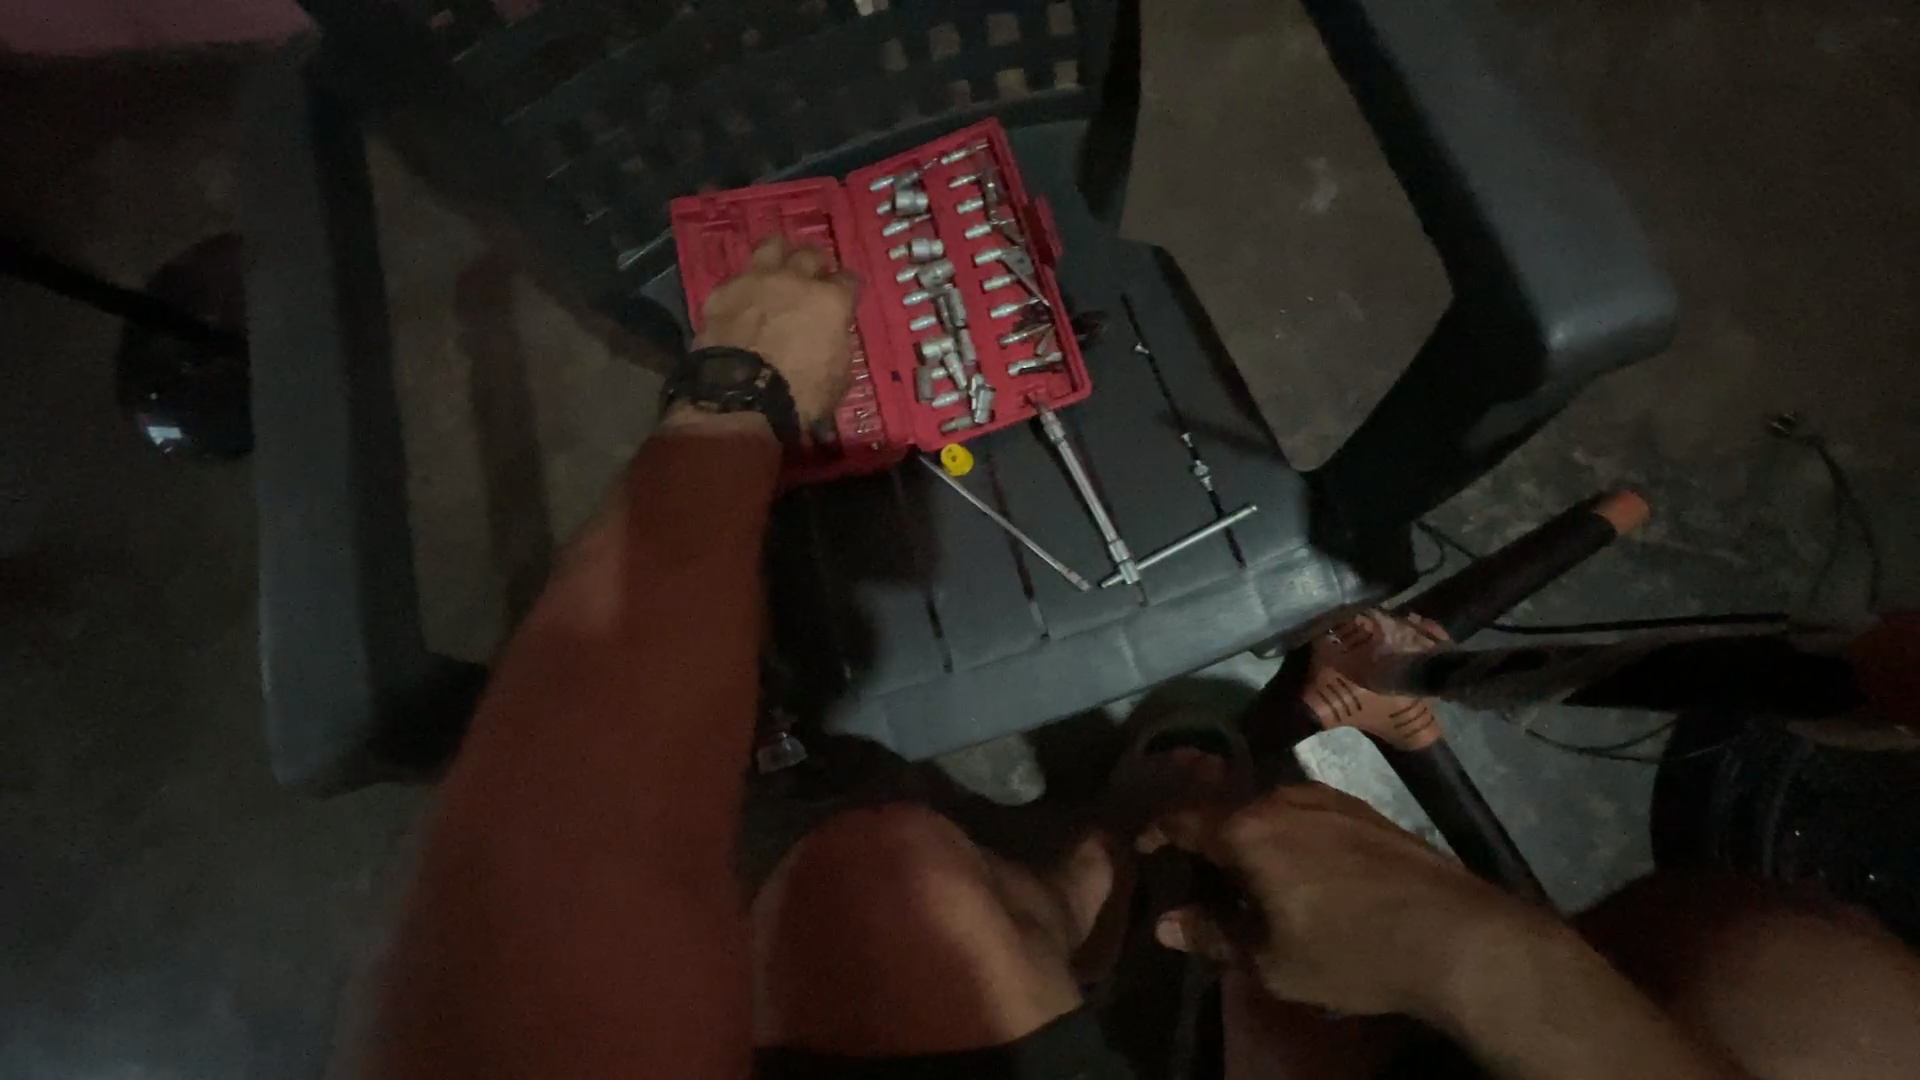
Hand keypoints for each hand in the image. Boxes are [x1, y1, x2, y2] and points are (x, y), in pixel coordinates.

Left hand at [694, 235, 858, 424]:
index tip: (847, 297)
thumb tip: (832, 340)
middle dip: (816, 264)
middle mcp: (795, 280)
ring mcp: (756, 281)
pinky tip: (744, 299)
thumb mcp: (838, 378)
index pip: (849, 280)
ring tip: (779, 268)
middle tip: (814, 277)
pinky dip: (745, 287)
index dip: (849, 289)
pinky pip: (738, 278)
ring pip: (772, 247)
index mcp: (830, 302)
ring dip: (779, 254)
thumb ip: (837, 347)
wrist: (742, 396)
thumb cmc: (801, 395)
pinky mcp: (723, 291)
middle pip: (810, 254)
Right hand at [1141, 782, 1558, 1020]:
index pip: (1181, 819)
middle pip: (1223, 810)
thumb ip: (1212, 936)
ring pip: (1264, 808)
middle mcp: (1275, 799)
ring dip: (1248, 833)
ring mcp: (1321, 796)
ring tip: (1251, 869)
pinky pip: (1302, 810)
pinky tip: (1304, 864)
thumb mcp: (1273, 962)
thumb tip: (1163, 925)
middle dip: (1205, 836)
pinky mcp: (1358, 805)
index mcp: (1244, 830)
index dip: (1155, 831)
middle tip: (1199, 869)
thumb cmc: (1352, 950)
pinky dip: (1285, 832)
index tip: (1142, 845)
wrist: (1459, 936)